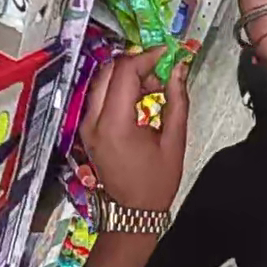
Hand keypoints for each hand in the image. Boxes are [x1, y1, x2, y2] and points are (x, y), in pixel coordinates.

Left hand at [81, 48, 188, 266]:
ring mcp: (87, 125)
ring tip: (154, 89)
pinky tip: (141, 100)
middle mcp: (94, 121)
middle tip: (162, 73)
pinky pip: (101, 97)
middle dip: (137, 64)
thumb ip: (176, 101)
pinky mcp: (88, 129)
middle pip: (110, 71)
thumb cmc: (155, 184)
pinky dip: (120, 90)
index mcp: (116, 124)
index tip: (167, 55)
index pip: (125, 72)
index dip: (148, 57)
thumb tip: (178, 70)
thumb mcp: (174, 142)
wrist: (133, 212)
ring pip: (103, 81)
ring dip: (128, 76)